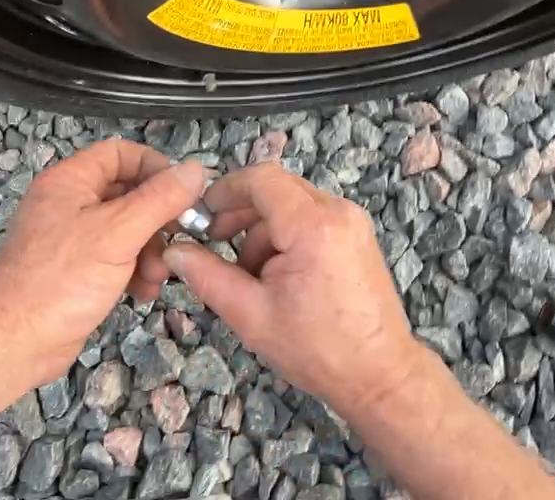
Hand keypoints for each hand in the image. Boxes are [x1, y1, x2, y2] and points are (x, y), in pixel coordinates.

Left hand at [0, 139, 209, 420]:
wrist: (11, 346)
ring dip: (150, 250)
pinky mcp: (77, 270)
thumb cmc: (60, 281)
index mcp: (71, 180)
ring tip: (157, 276)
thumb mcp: (118, 233)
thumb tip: (197, 168)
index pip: (122, 154)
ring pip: (127, 228)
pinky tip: (143, 292)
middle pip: (129, 192)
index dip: (154, 167)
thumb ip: (160, 198)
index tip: (181, 193)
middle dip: (157, 219)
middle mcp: (70, 202)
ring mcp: (72, 237)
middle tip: (177, 240)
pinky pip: (117, 257)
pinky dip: (135, 270)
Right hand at [161, 163, 424, 418]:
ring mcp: (351, 219)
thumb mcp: (251, 315)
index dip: (226, 189)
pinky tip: (277, 273)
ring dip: (263, 227)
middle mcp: (337, 211)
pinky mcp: (356, 232)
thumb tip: (174, 251)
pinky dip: (287, 233)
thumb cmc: (317, 349)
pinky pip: (311, 215)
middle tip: (215, 242)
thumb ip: (207, 276)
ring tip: (250, 273)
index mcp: (312, 226)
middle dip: (241, 211)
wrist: (379, 374)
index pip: (261, 179)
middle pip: (276, 187)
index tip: (202, 214)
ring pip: (292, 201)